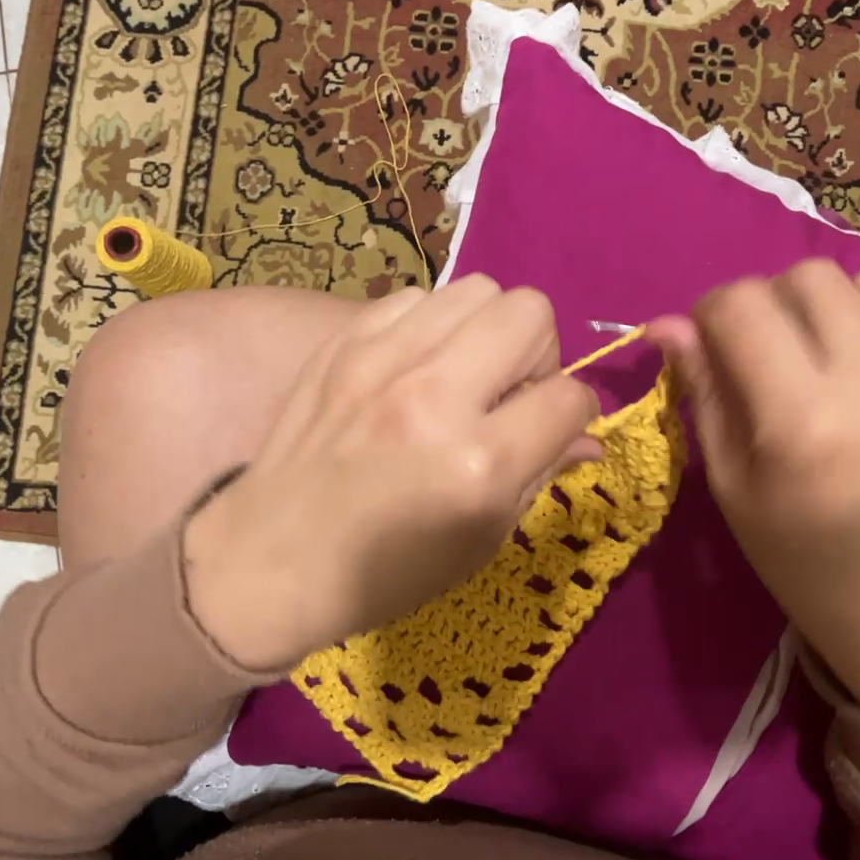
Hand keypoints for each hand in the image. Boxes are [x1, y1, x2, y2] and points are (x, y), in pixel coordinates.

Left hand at [183, 275, 601, 671]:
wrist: (272, 556)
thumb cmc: (389, 570)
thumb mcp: (481, 541)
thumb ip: (541, 473)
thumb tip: (588, 434)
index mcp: (477, 463)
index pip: (567, 397)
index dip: (575, 412)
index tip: (554, 426)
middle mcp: (434, 396)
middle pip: (529, 312)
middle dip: (538, 352)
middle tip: (508, 392)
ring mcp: (381, 360)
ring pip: (476, 289)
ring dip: (485, 330)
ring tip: (461, 374)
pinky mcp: (341, 343)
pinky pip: (416, 297)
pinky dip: (430, 326)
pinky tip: (414, 367)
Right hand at [649, 260, 859, 715]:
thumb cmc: (803, 560)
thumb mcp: (733, 486)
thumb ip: (705, 394)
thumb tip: (669, 324)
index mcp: (803, 424)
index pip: (742, 306)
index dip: (714, 312)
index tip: (718, 340)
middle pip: (811, 278)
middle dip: (777, 303)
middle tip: (778, 349)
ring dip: (845, 310)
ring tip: (843, 359)